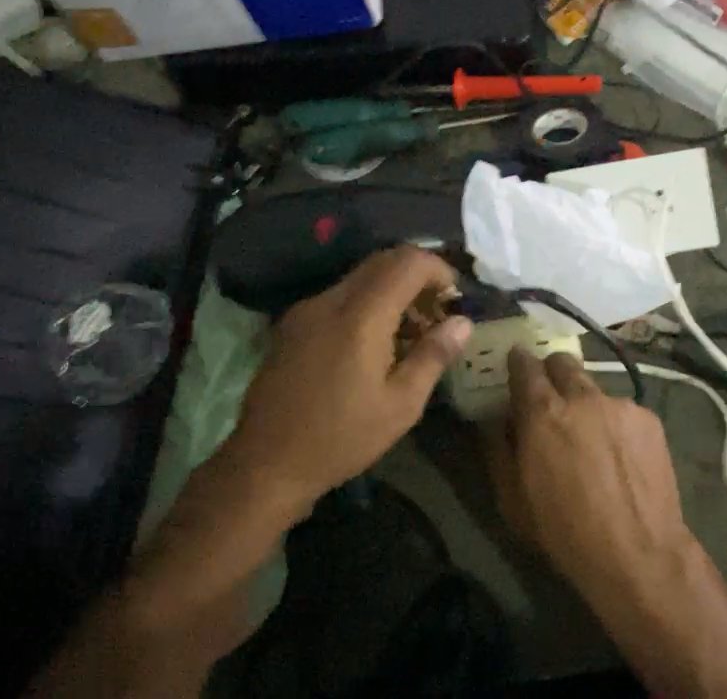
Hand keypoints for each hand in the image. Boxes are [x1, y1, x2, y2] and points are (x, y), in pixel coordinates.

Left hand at [221, 246, 470, 514]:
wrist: (264, 465)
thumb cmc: (341, 438)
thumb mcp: (401, 405)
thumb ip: (433, 356)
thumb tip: (462, 322)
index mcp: (361, 318)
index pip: (408, 262)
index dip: (438, 270)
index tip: (454, 298)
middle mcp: (330, 301)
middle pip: (383, 260)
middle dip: (417, 276)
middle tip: (436, 313)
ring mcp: (306, 310)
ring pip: (360, 277)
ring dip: (392, 290)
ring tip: (410, 334)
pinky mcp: (292, 325)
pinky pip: (339, 296)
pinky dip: (367, 304)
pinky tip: (373, 345)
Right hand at [487, 350, 698, 600]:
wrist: (636, 551)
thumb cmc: (563, 532)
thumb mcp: (511, 500)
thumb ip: (499, 449)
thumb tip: (496, 419)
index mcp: (543, 412)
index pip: (524, 365)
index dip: (518, 363)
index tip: (515, 365)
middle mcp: (582, 397)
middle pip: (563, 362)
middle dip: (552, 373)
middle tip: (551, 398)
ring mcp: (621, 404)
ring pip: (596, 389)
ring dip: (587, 404)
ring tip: (593, 440)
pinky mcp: (650, 418)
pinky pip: (625, 411)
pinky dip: (616, 424)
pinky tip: (621, 457)